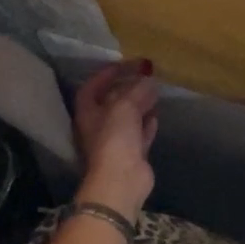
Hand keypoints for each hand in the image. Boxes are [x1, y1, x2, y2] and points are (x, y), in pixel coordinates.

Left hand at [70, 60, 159, 218]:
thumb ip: (137, 90)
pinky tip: (156, 116)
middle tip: (146, 75)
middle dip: (128, 87)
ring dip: (139, 105)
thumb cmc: (114, 139)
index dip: (108, 73)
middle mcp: (98, 126)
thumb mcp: (125, 107)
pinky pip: (139, 134)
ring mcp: (115, 142)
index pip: (93, 86)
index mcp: (88, 112)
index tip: (127, 63)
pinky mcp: (131, 154)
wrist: (121, 180)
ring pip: (127, 118)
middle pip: (112, 101)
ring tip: (154, 92)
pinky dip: (147, 124)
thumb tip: (149, 80)